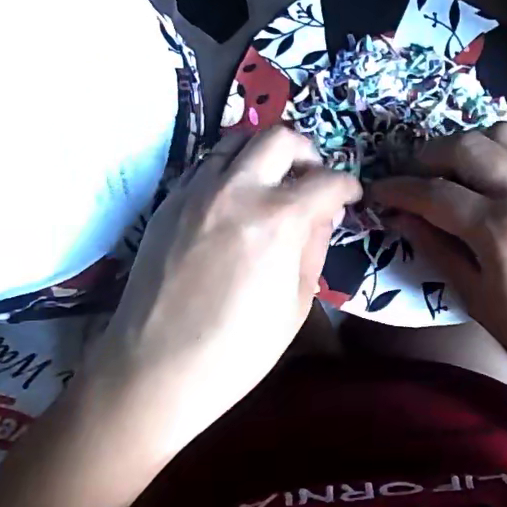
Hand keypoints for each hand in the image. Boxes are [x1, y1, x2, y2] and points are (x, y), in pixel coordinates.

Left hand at [98, 127, 359, 449]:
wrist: (155, 368)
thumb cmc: (237, 349)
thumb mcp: (297, 303)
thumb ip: (315, 246)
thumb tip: (325, 213)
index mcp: (278, 219)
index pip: (326, 181)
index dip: (348, 186)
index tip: (350, 196)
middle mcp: (236, 190)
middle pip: (279, 138)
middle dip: (308, 152)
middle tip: (314, 177)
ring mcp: (196, 192)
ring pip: (237, 139)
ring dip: (265, 152)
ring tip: (274, 180)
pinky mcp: (169, 202)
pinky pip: (206, 164)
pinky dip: (231, 168)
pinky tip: (236, 198)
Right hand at [368, 123, 506, 394]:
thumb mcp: (476, 297)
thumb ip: (436, 248)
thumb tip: (402, 216)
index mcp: (502, 231)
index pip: (435, 193)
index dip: (399, 190)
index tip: (379, 191)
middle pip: (464, 147)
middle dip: (427, 156)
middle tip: (411, 177)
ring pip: (498, 133)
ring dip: (465, 144)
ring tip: (450, 170)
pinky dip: (497, 151)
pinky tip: (488, 176)